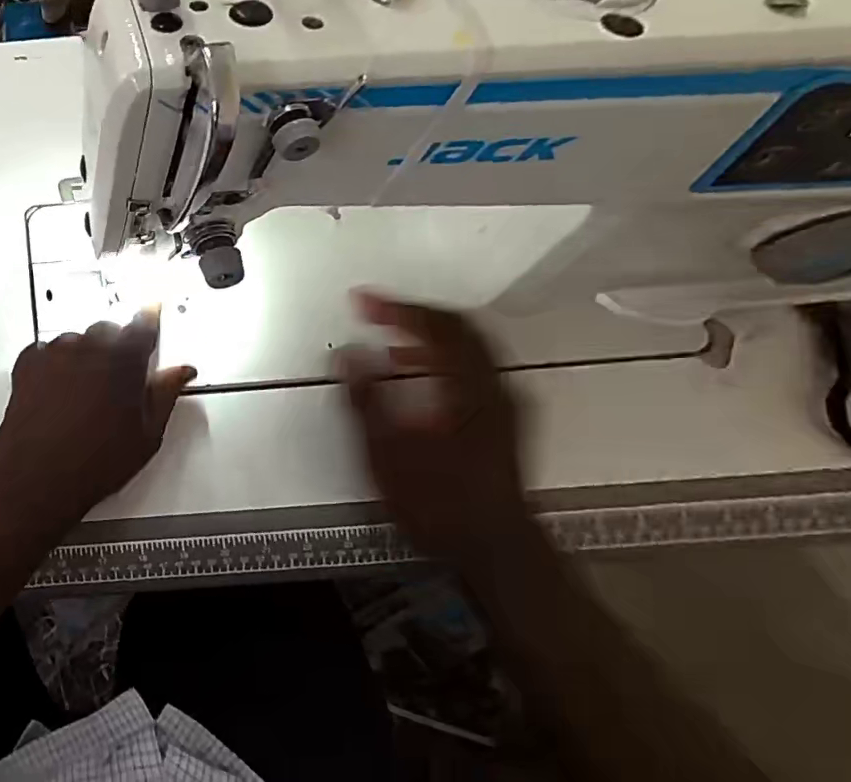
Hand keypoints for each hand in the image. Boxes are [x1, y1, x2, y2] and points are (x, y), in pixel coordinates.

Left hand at [0, 310, 196, 530]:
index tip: (152, 314)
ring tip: (85, 391)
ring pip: (75, 340)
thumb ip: (164, 394)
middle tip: (118, 375)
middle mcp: (87, 347)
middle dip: (115, 345)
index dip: (149, 320)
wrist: (38, 472)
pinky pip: (45, 351)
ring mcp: (54, 352)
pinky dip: (54, 363)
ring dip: (83, 354)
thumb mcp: (146, 433)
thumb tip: (179, 374)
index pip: (143, 325)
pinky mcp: (28, 362)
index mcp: (123, 359)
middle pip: (107, 329)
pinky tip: (58, 389)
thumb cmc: (91, 461)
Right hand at [335, 291, 535, 564]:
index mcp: (469, 389)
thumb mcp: (387, 450)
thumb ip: (365, 396)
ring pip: (469, 346)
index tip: (360, 300)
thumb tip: (346, 354)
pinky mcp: (502, 418)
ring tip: (387, 332)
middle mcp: (495, 389)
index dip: (397, 307)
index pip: (438, 326)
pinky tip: (411, 369)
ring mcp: (504, 404)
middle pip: (461, 328)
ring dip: (425, 331)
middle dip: (413, 312)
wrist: (495, 551)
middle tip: (374, 308)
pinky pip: (471, 365)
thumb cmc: (438, 503)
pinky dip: (437, 353)